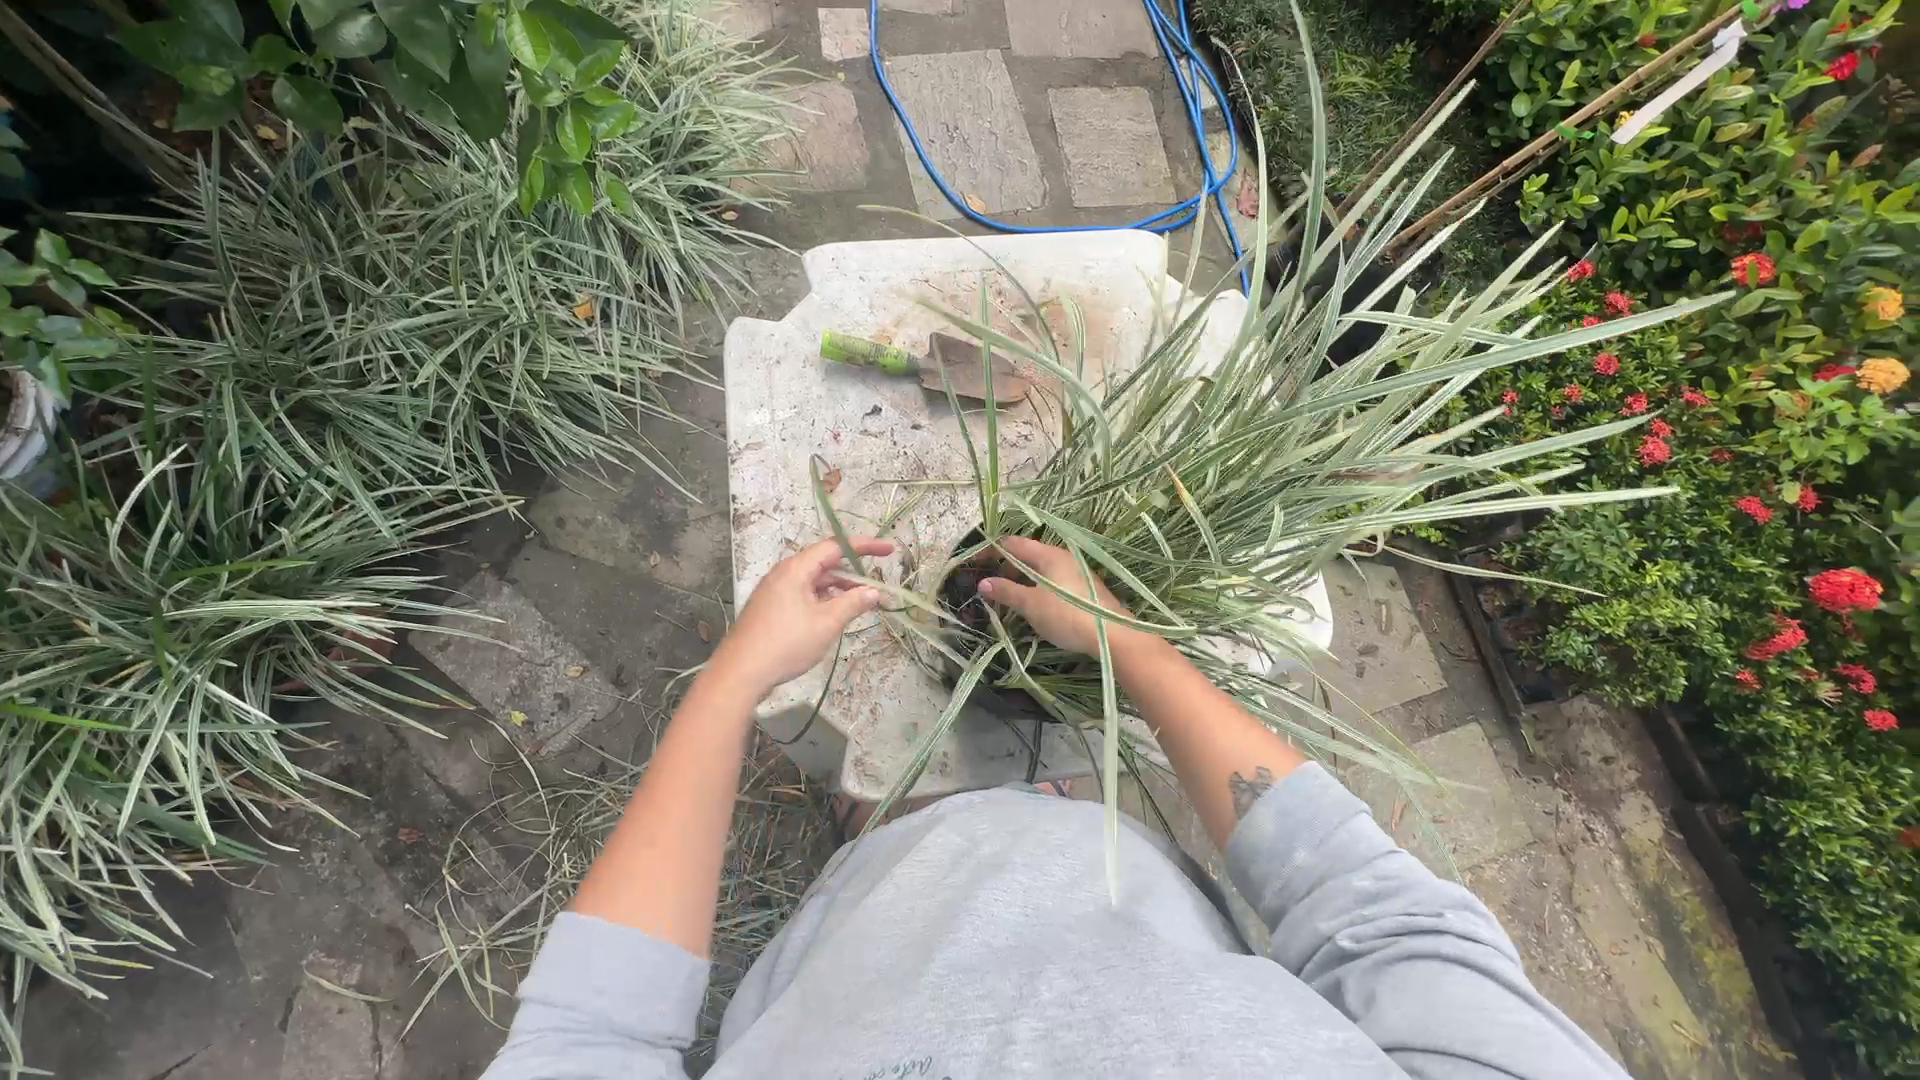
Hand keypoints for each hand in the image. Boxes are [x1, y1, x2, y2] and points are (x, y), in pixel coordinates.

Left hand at [711, 536, 894, 695]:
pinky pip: (804, 594)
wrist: (741, 672)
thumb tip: (874, 591)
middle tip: (877, 582)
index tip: (889, 550)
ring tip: (862, 601)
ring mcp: (775, 591)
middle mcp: (784, 573)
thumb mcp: (827, 623)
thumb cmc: (786, 644)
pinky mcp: (772, 608)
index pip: (835, 546)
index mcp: (796, 569)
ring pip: (814, 581)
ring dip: (839, 588)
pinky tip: (835, 614)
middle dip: (853, 571)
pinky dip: (824, 599)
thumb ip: (853, 603)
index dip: (865, 546)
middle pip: (824, 562)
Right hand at [977, 536, 1140, 656]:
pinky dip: (1039, 588)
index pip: (1012, 543)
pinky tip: (1038, 607)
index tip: (974, 563)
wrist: (1113, 635)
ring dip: (1023, 581)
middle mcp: (1063, 557)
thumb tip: (983, 582)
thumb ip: (1006, 591)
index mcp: (1048, 555)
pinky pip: (1055, 581)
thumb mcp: (1031, 604)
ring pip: (1042, 570)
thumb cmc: (1067, 615)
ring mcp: (1077, 572)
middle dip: (1007, 568)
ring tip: (1012, 600)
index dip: (991, 551)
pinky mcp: (1086, 589)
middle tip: (993, 587)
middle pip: (1028, 555)